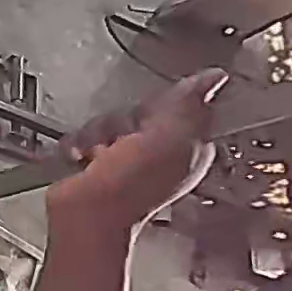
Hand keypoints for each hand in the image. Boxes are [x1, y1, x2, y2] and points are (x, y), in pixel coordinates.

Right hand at [46, 68, 227, 238]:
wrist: (87, 215)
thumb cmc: (132, 184)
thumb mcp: (171, 135)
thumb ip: (190, 103)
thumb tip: (215, 75)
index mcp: (187, 149)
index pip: (177, 107)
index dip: (161, 107)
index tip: (152, 118)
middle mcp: (157, 155)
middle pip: (137, 112)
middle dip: (122, 122)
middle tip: (123, 141)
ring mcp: (123, 161)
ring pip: (107, 123)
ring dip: (96, 135)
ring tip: (97, 154)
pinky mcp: (93, 165)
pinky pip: (81, 138)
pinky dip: (77, 146)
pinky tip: (80, 158)